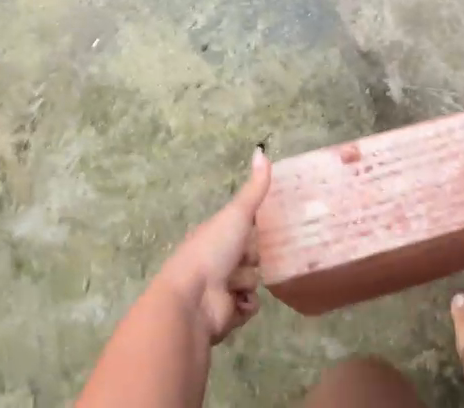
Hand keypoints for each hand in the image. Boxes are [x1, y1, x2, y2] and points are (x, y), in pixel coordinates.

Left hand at [158, 148, 272, 343]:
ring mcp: (220, 289)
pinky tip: (239, 301)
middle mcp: (216, 261)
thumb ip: (254, 188)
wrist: (191, 300)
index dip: (256, 228)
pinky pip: (250, 306)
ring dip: (249, 281)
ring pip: (252, 280)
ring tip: (238, 282)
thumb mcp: (236, 214)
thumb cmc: (211, 250)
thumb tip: (262, 149)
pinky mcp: (226, 314)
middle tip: (256, 256)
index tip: (272, 227)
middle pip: (250, 256)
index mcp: (215, 236)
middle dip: (255, 258)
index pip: (243, 229)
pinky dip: (247, 304)